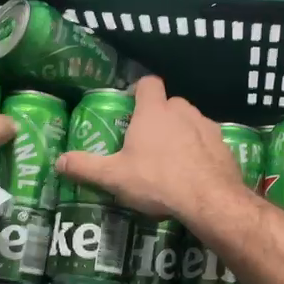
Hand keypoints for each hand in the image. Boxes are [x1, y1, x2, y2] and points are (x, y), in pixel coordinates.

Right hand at [55, 76, 244, 221]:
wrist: (209, 199)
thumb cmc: (157, 181)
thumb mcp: (115, 177)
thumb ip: (86, 167)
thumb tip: (59, 161)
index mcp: (154, 111)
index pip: (148, 83)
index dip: (139, 90)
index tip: (131, 106)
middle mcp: (182, 111)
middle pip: (169, 104)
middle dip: (159, 117)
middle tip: (146, 142)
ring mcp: (207, 127)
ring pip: (190, 121)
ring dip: (181, 133)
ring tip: (170, 159)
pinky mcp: (224, 145)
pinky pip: (207, 141)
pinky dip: (200, 150)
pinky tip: (193, 172)